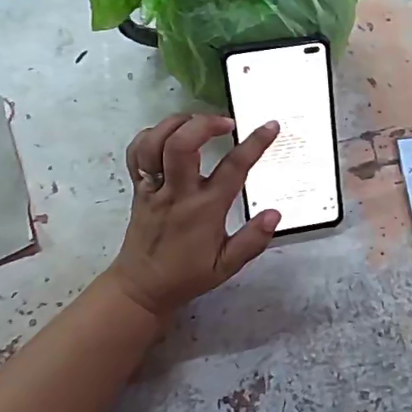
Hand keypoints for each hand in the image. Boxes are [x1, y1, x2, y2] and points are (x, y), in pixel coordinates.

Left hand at [106, 113, 281, 318]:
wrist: (141, 288)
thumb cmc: (187, 275)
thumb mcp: (227, 266)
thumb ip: (252, 240)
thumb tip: (275, 213)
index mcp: (204, 210)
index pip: (233, 168)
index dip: (254, 143)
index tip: (270, 126)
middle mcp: (176, 193)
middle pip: (181, 144)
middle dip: (204, 124)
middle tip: (226, 123)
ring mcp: (154, 188)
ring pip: (155, 143)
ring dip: (177, 124)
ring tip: (198, 123)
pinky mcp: (138, 188)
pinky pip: (136, 153)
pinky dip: (151, 135)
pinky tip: (169, 135)